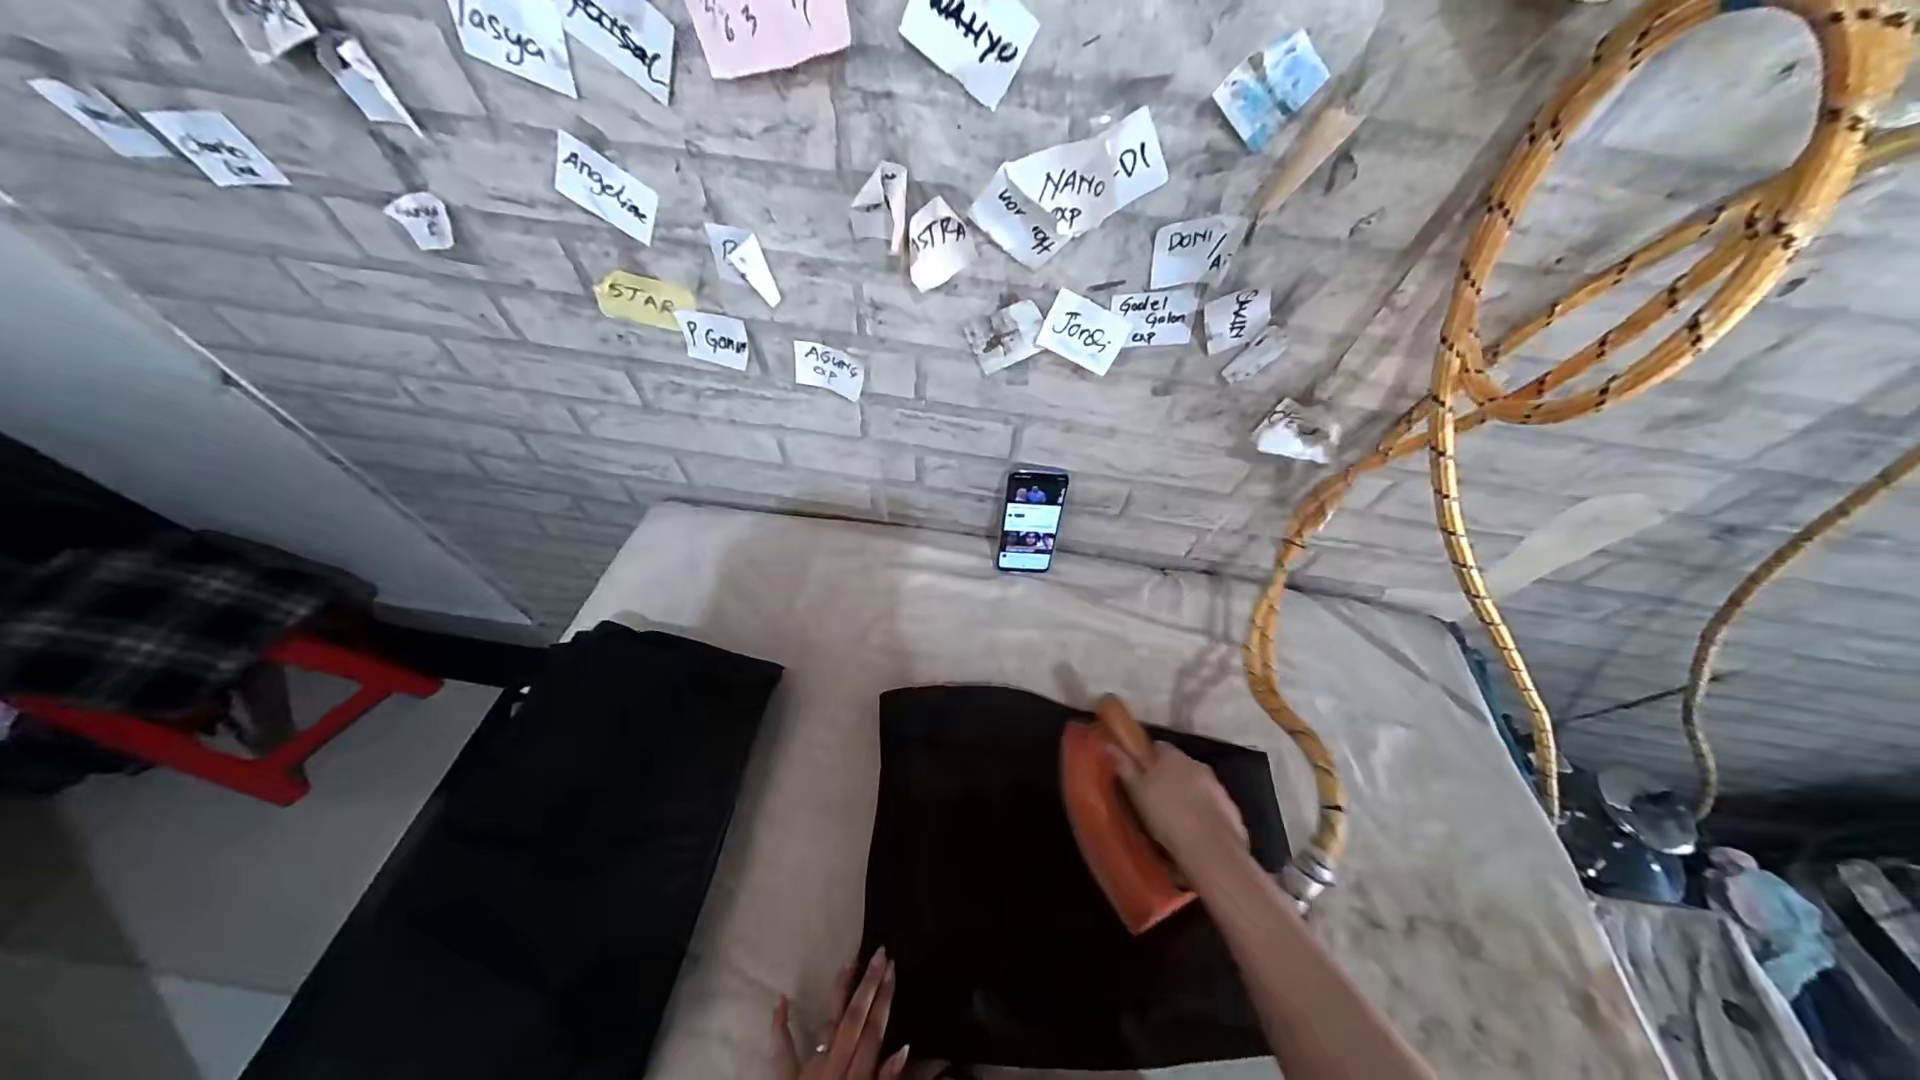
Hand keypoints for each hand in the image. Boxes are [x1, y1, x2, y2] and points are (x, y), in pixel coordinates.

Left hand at [773, 948, 909, 1079]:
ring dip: (838, 994)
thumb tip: (904, 1048)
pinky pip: (782, 1051)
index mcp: (857, 1079)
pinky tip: (781, 998)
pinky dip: (780, 1026)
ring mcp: (808, 1072)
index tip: (892, 969)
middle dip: (869, 986)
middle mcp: (834, 1069)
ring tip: (848, 963)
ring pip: (826, 1026)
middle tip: (881, 953)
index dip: (885, 999)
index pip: (874, 1032)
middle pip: (854, 1021)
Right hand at [1109, 742, 1249, 877]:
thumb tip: (1109, 744)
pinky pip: (1212, 806)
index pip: (1157, 747)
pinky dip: (1203, 814)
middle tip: (1154, 800)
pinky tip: (1195, 833)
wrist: (1211, 850)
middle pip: (1178, 766)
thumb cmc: (1166, 815)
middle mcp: (1197, 764)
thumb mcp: (1136, 792)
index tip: (1139, 776)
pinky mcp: (1231, 809)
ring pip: (1197, 786)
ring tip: (1174, 820)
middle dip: (1168, 778)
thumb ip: (1124, 767)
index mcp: (1173, 756)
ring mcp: (1218, 787)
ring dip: (1187, 796)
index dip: (1147, 759)